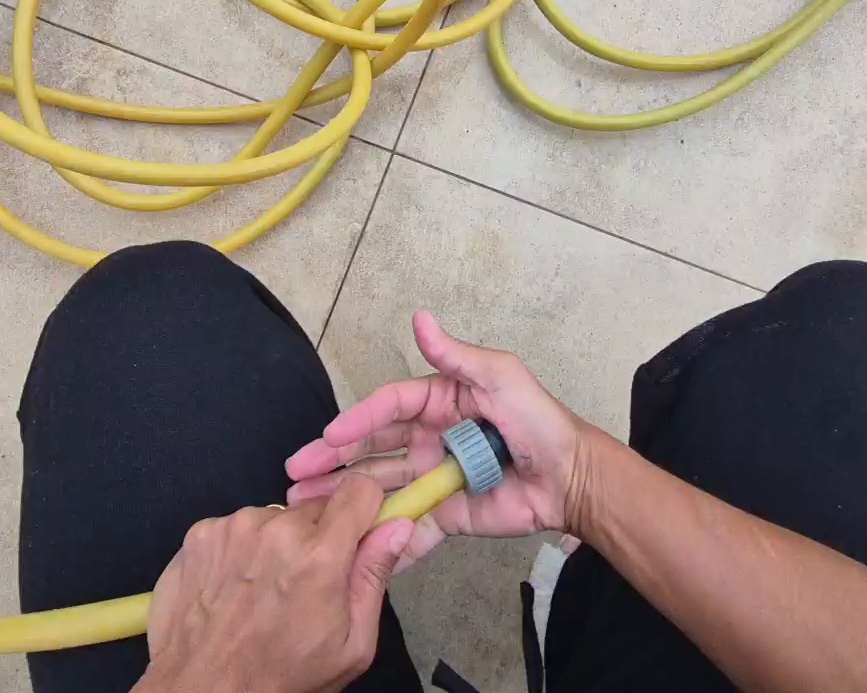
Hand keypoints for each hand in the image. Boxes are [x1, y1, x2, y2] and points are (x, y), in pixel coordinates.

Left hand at [140, 474, 414, 692]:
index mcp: (320, 554)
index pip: (359, 489)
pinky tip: (233, 586)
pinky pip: (235, 526)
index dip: (363, 509)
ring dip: (275, 542)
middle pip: (315, 508)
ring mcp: (234, 526)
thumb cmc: (283, 676)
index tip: (356, 533)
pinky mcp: (201, 532)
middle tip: (303, 580)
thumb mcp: (351, 645)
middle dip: (317, 536)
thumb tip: (398, 524)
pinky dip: (239, 549)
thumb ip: (375, 576)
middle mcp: (277, 527)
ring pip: (274, 516)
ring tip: (263, 588)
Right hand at [284, 312, 589, 570]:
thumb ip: (455, 355)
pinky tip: (348, 549)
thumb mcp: (498, 376)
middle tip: (295, 473)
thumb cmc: (537, 419)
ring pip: (380, 488)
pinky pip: (407, 527)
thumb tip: (419, 317)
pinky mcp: (444, 515)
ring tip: (302, 509)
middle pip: (372, 450)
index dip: (357, 421)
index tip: (328, 436)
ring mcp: (433, 478)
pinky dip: (381, 539)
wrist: (571, 478)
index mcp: (437, 401)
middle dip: (333, 461)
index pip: (387, 408)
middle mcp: (428, 438)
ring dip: (342, 498)